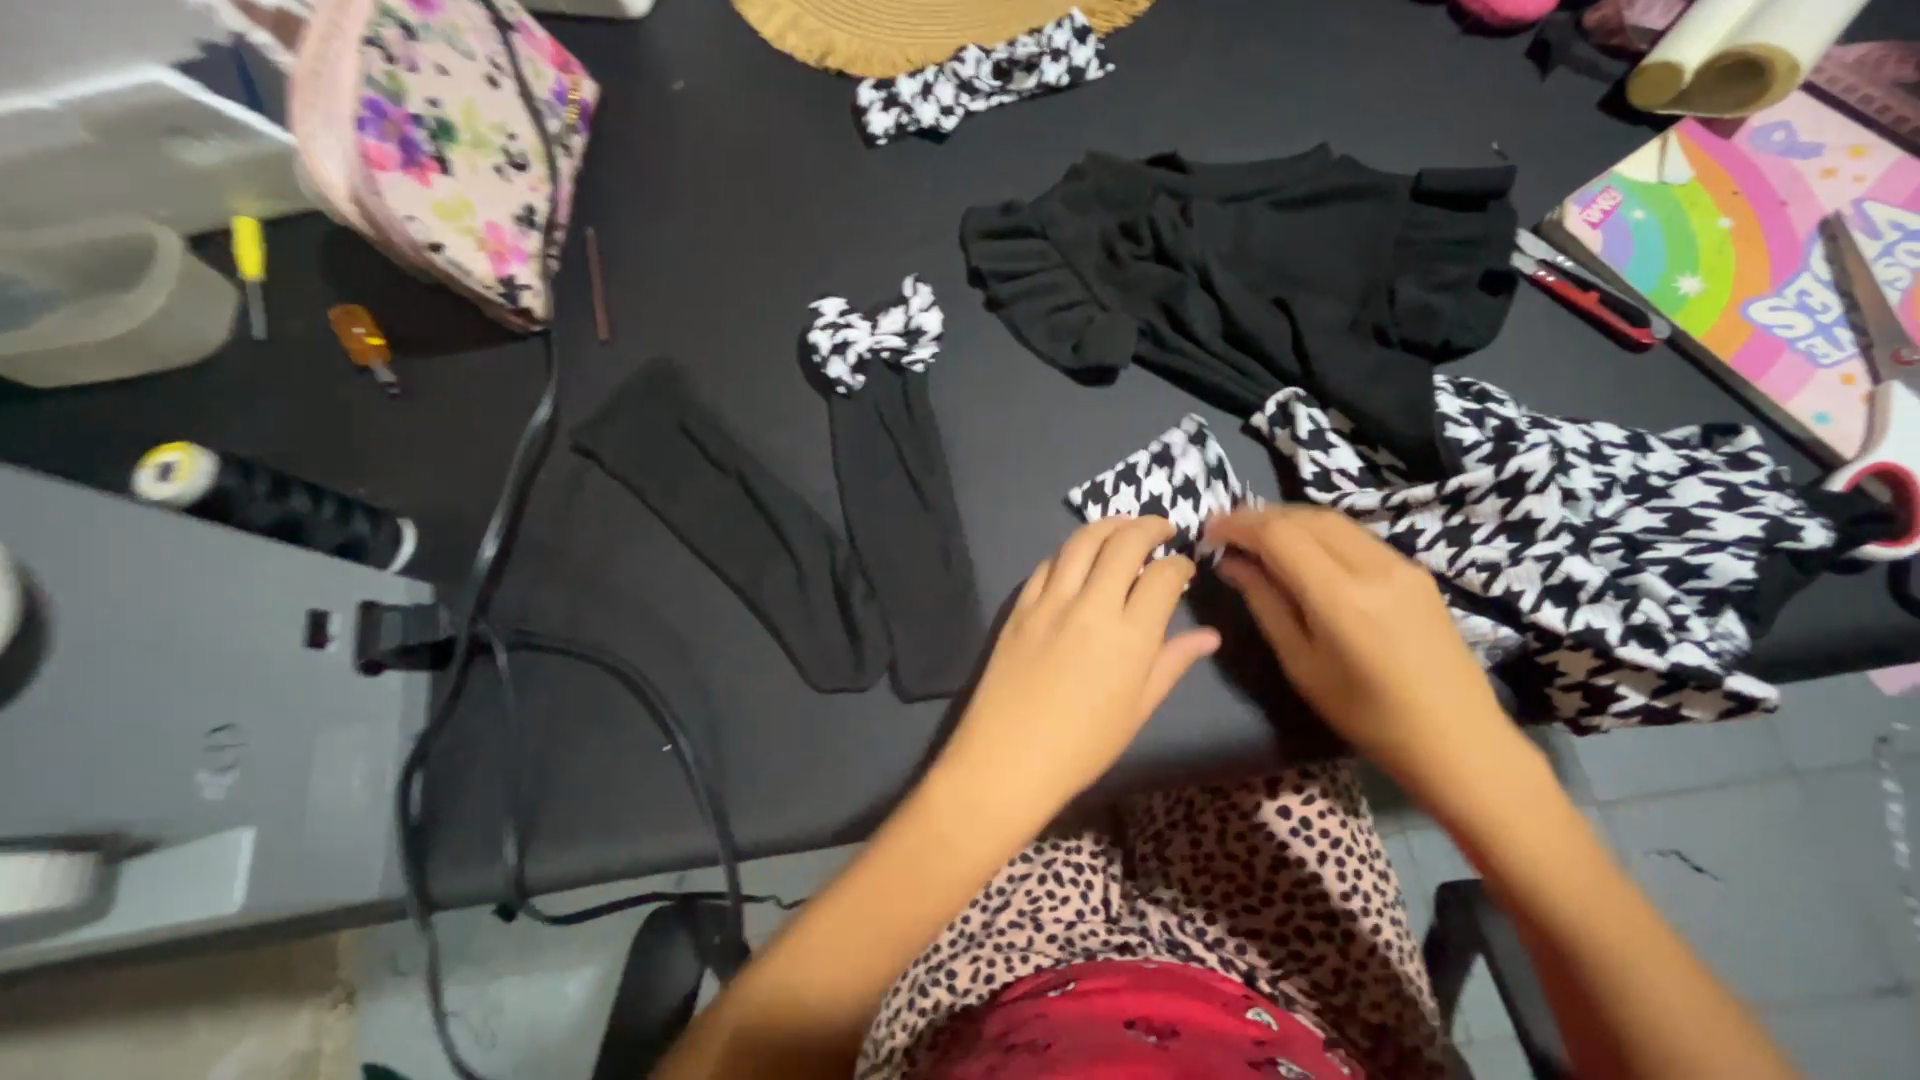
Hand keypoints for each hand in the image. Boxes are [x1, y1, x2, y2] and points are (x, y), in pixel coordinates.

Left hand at [933, 517, 1220, 820]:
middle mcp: (1091, 606)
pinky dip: (1069, 553)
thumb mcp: (1138, 709)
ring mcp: (1050, 602)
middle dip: (1149, 526)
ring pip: (1081, 541)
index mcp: (1130, 635)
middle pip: (1124, 542)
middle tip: (1162, 528)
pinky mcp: (1020, 607)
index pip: (1164, 575)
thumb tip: (1208, 635)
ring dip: (1108, 525)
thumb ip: (1172, 662)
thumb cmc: (1083, 745)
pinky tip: (1078, 558)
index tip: (1184, 568)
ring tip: (1124, 527)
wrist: (1008, 758)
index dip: (1180, 564)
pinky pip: (1047, 564)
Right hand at [1205, 506, 1520, 788]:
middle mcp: (1373, 567)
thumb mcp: (1301, 664)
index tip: (1209, 532)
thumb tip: (1233, 564)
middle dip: (1261, 516)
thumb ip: (1266, 604)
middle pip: (1306, 517)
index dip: (1239, 525)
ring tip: (1258, 538)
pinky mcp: (1415, 571)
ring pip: (1333, 520)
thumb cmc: (1366, 715)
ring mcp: (1400, 564)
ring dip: (1290, 520)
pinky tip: (1302, 552)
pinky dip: (1319, 532)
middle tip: (1227, 532)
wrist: (1455, 737)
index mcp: (1341, 597)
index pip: (1280, 535)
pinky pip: (1356, 536)